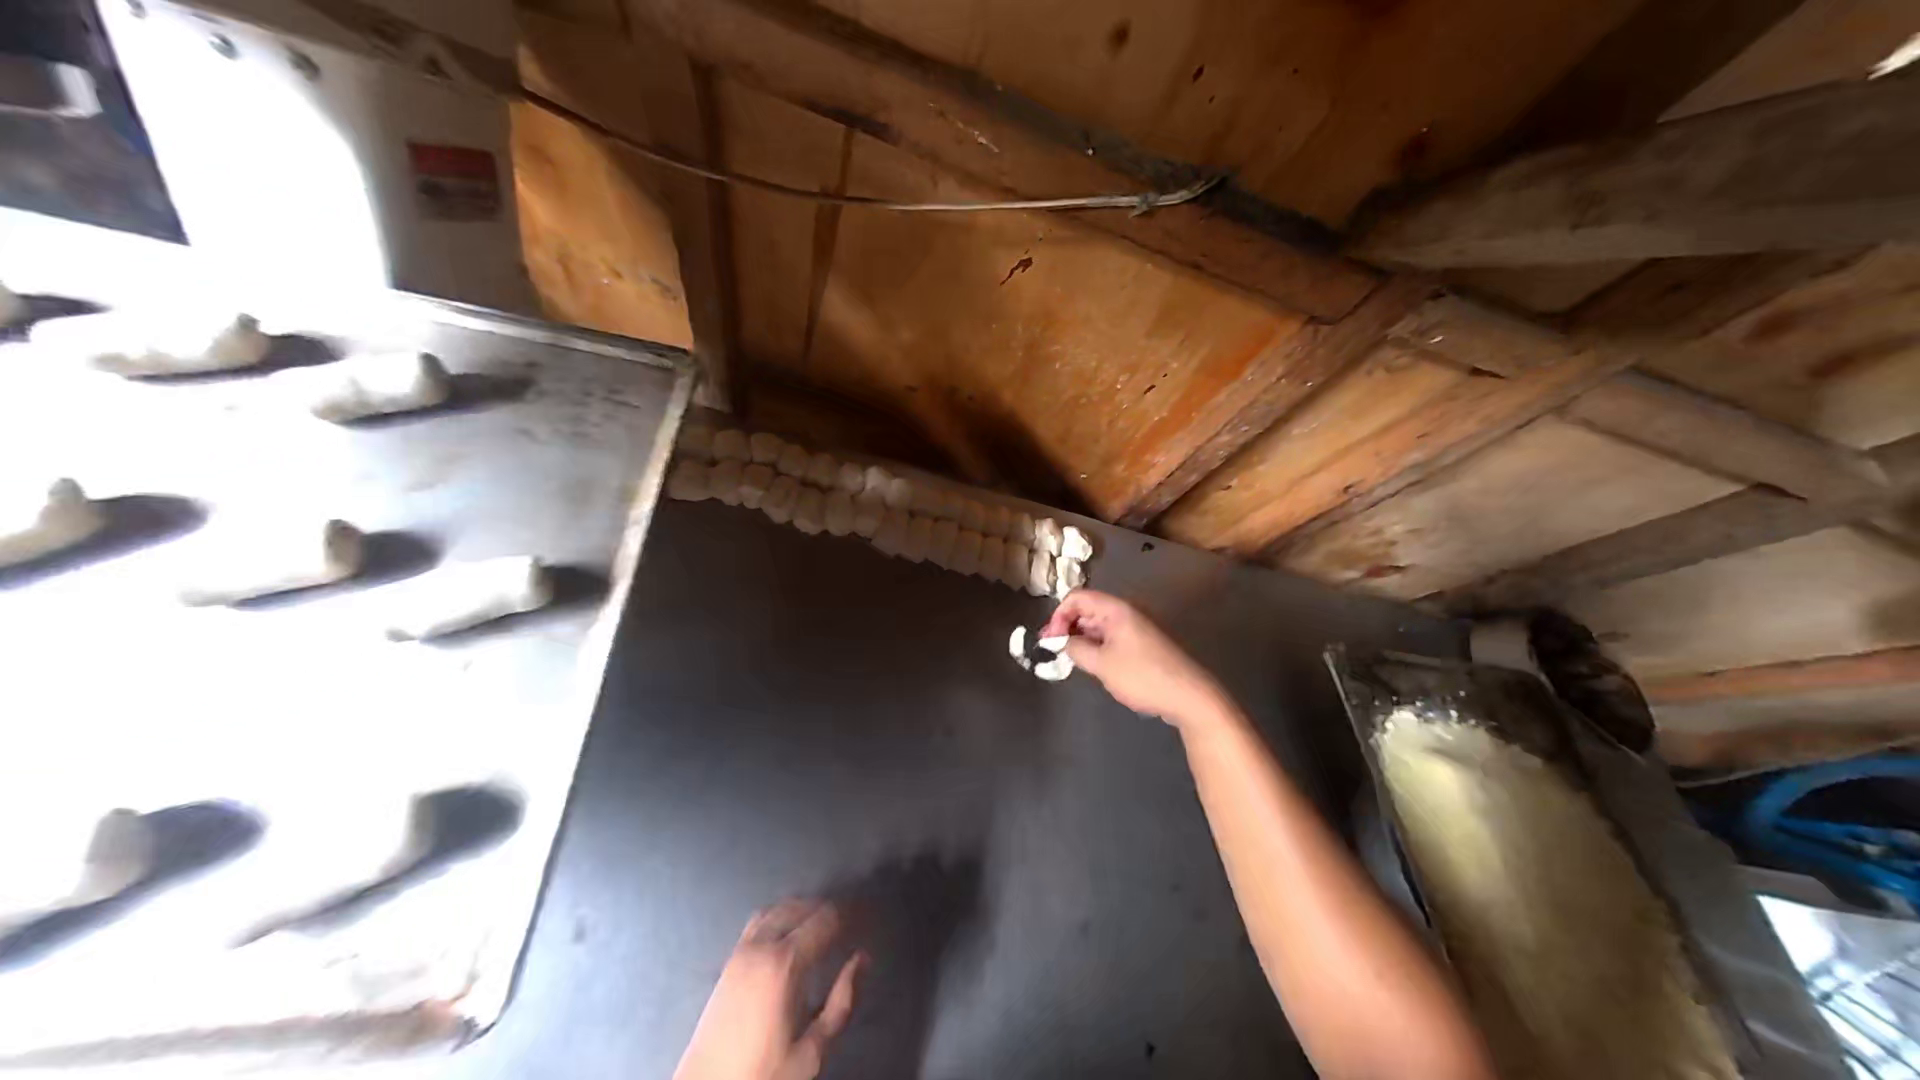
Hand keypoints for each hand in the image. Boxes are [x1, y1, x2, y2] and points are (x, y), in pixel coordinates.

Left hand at [673, 900, 866, 1079]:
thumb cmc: (761, 1075)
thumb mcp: (811, 1052)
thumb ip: (841, 1002)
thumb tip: (862, 958)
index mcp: (785, 963)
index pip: (826, 919)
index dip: (852, 913)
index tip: (870, 918)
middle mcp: (762, 945)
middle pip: (803, 906)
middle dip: (831, 909)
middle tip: (854, 922)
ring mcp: (742, 950)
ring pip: (780, 908)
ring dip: (805, 909)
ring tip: (826, 925)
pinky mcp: (729, 960)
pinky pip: (760, 920)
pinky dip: (782, 916)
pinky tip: (791, 934)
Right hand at [1041, 590, 1229, 727]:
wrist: (1189, 695)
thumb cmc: (1142, 676)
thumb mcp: (1101, 664)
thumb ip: (1075, 648)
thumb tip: (1061, 641)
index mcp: (1116, 609)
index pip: (1077, 597)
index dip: (1058, 615)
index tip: (1051, 640)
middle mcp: (1126, 612)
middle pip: (1087, 609)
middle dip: (1067, 626)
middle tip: (1054, 650)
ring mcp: (1136, 628)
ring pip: (1099, 625)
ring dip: (1081, 638)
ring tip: (1069, 659)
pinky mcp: (1142, 644)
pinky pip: (1111, 637)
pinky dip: (1096, 646)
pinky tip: (1092, 664)